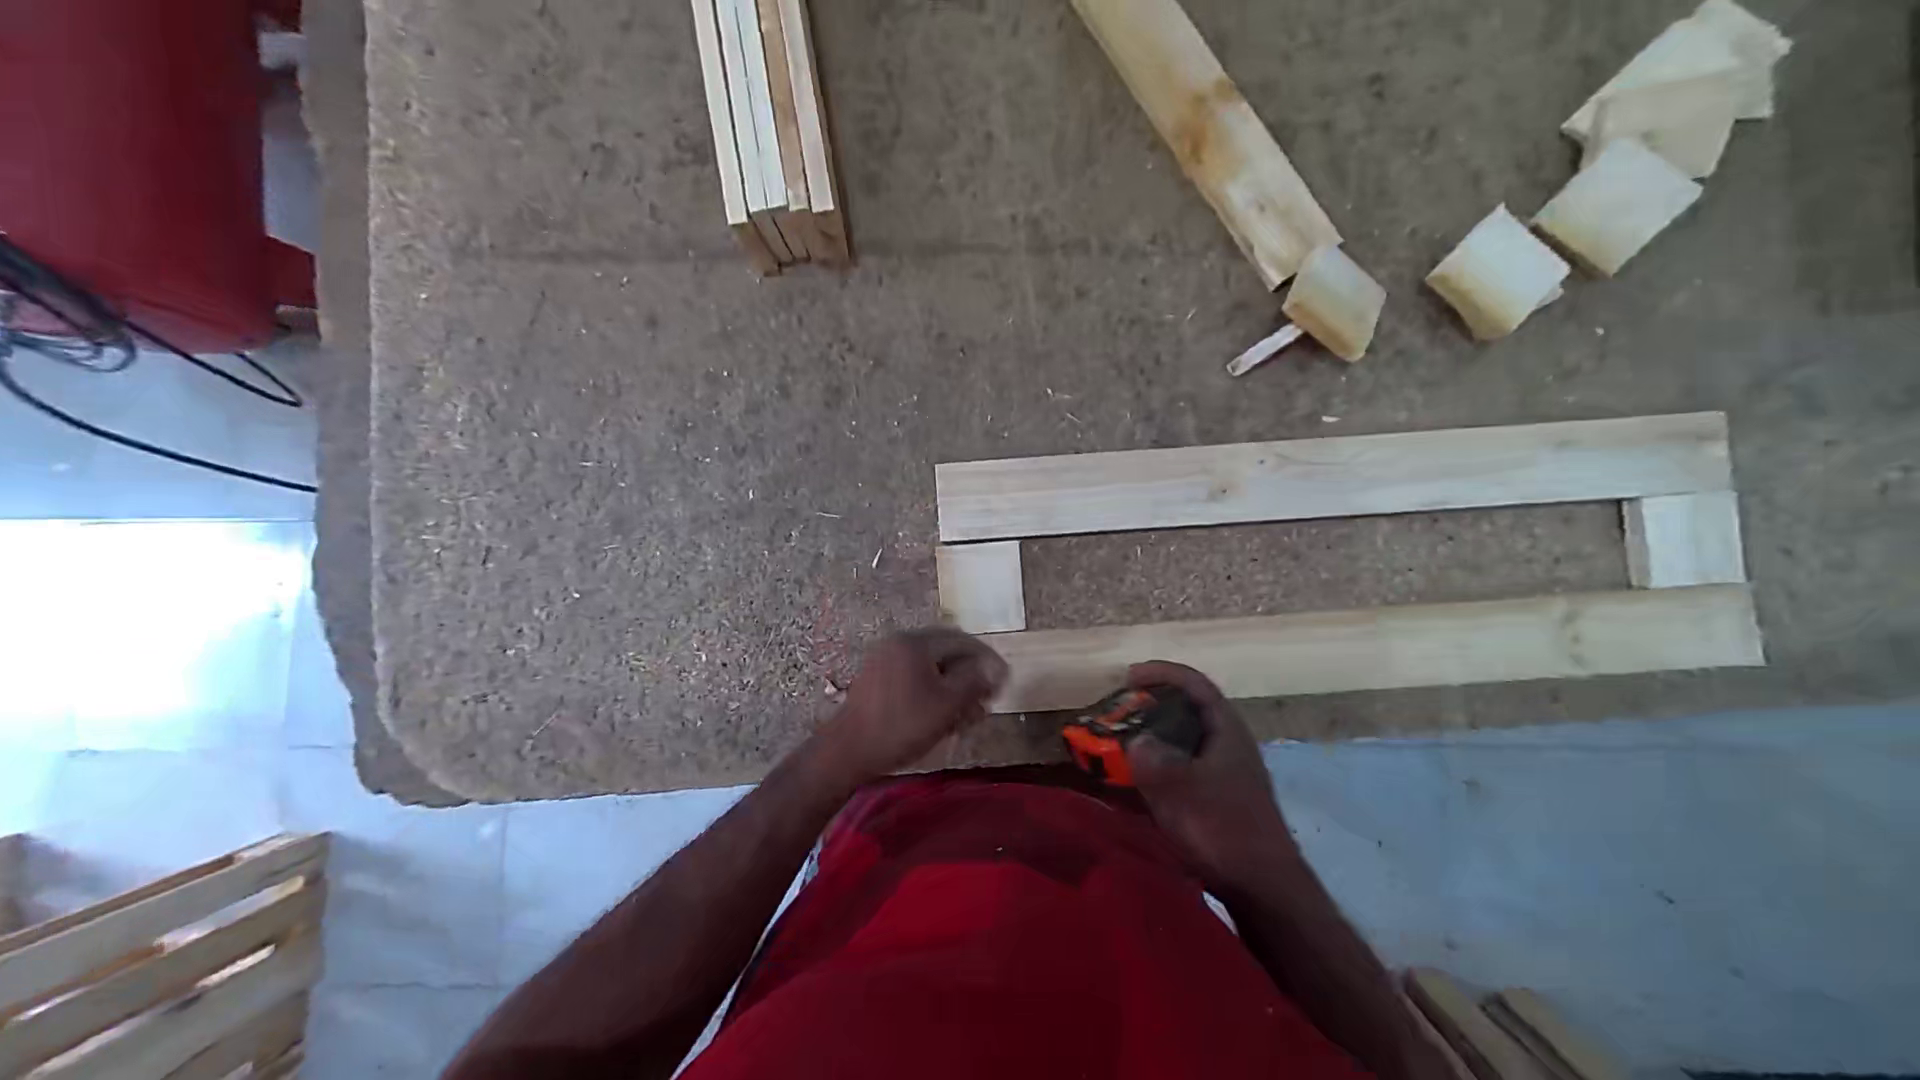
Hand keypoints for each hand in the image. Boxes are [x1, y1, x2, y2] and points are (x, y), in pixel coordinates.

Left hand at [816, 627, 1008, 786]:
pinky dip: (934, 693)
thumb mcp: (946, 705)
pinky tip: (944, 717)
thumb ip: (975, 682)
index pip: (963, 642)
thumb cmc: (901, 726)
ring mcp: (885, 661)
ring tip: (970, 715)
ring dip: (954, 688)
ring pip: (931, 668)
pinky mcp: (878, 681)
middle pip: (947, 653)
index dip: (988, 661)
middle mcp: (899, 643)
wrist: (847, 751)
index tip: (1004, 683)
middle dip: (971, 677)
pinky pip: (915, 678)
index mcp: (916, 642)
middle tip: (988, 700)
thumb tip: (997, 667)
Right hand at [1124, 661, 1296, 890]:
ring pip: (1185, 739)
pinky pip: (1183, 765)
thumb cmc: (1223, 829)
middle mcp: (1229, 745)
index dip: (1162, 673)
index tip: (1129, 676)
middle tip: (1121, 709)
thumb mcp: (1179, 788)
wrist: (1263, 888)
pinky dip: (1159, 763)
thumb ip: (1151, 756)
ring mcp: (1226, 773)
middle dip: (1153, 704)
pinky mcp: (1220, 798)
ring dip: (1154, 735)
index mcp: (1227, 731)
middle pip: (1190, 708)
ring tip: (1122, 740)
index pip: (1195, 684)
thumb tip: (1135, 741)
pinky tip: (1139, 780)